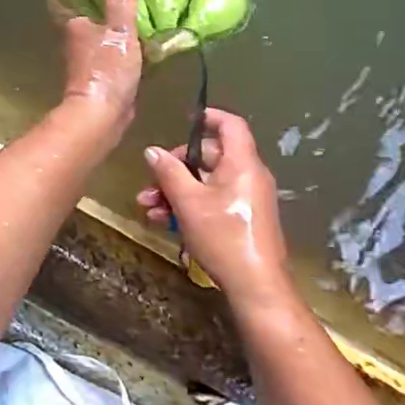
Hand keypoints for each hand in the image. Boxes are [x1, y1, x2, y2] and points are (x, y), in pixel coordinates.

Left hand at [56, 0, 142, 130]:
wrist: (101, 116)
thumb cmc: (106, 70)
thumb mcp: (120, 31)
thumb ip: (122, 1)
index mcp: (74, 26)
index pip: (61, 3)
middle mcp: (73, 43)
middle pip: (79, 21)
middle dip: (91, 10)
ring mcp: (85, 64)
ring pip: (94, 40)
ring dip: (105, 32)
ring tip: (127, 18)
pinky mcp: (99, 82)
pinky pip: (108, 59)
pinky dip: (118, 52)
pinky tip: (136, 48)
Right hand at [137, 108, 290, 305]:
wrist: (256, 287)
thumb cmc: (223, 236)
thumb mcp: (188, 202)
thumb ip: (169, 172)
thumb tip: (152, 150)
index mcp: (242, 164)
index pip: (230, 125)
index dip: (208, 117)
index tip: (184, 120)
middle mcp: (248, 176)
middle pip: (209, 156)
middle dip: (175, 168)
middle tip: (151, 182)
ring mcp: (246, 199)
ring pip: (205, 182)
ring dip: (175, 190)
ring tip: (148, 207)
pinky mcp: (242, 219)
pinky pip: (212, 200)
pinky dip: (189, 205)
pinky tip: (162, 221)